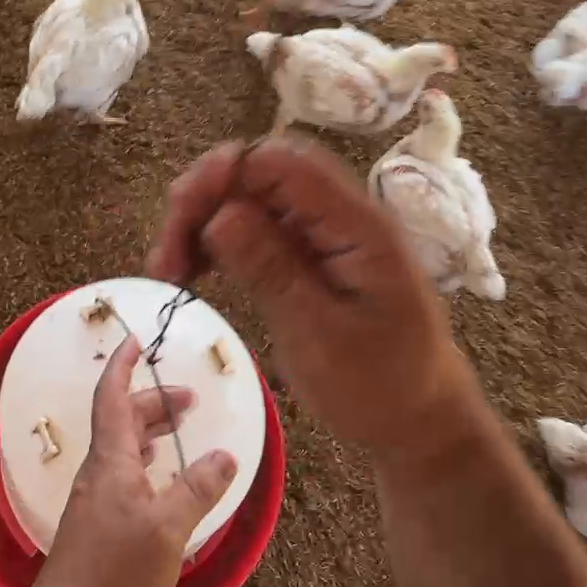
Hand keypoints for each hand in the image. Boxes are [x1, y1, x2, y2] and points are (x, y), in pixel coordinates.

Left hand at [19, 337, 237, 586]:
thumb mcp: (168, 529)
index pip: (112, 396)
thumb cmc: (115, 571)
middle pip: (122, 419)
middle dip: (153, 401)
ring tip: (179, 429)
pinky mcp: (96, 519)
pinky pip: (121, 470)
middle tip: (189, 401)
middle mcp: (99, 469)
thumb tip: (225, 456)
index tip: (136, 340)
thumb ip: (197, 490)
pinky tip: (157, 473)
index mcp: (112, 459)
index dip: (122, 365)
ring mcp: (95, 495)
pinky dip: (144, 458)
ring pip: (122, 445)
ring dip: (150, 430)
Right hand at [147, 137, 475, 453]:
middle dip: (204, 201)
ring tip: (169, 270)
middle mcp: (338, 216)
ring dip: (203, 224)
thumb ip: (272, 271)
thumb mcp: (320, 336)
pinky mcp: (307, 255)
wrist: (420, 423)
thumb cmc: (380, 387)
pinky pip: (253, 229)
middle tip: (166, 253)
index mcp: (356, 225)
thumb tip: (218, 214)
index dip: (226, 171)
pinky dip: (217, 243)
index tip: (180, 210)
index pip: (284, 163)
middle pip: (259, 176)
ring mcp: (322, 234)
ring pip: (248, 201)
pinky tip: (191, 272)